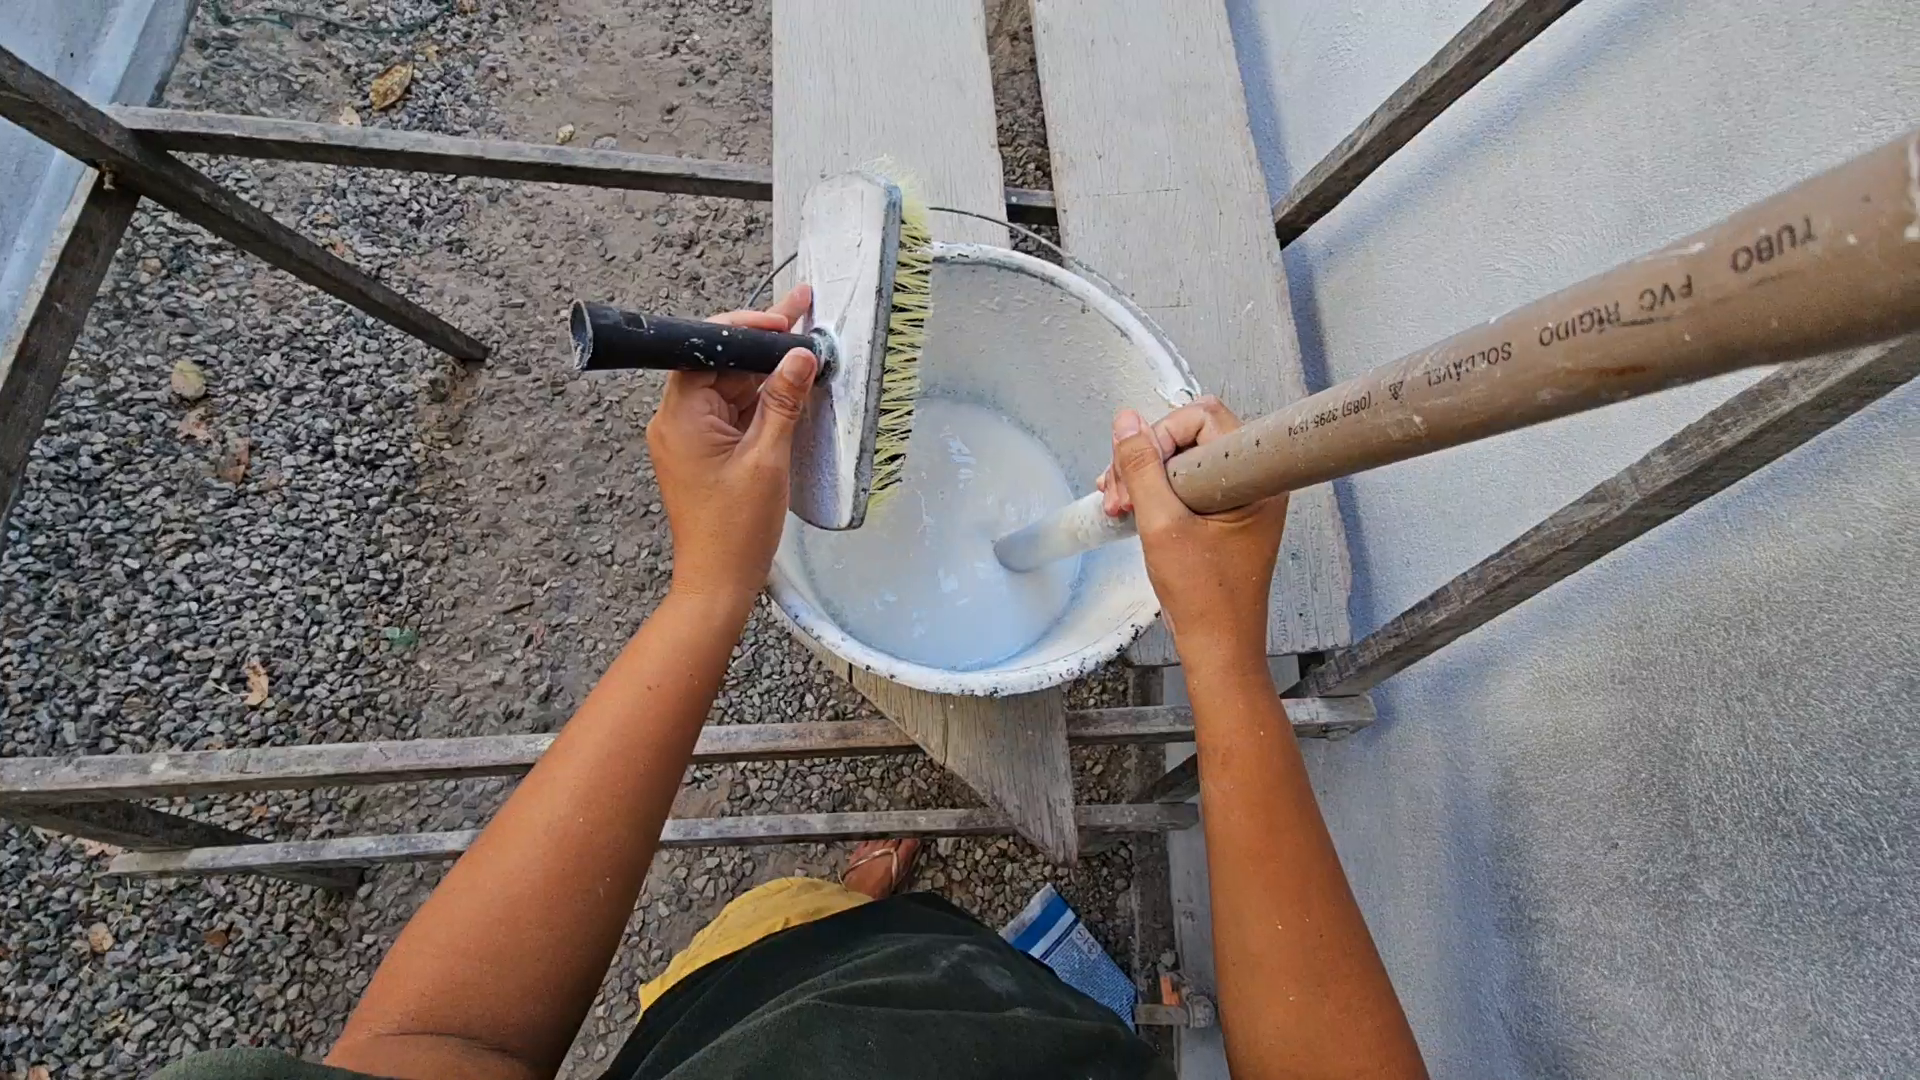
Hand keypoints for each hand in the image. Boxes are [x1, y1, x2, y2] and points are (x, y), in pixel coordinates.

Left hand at [648, 286, 816, 612]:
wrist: (719, 581)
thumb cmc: (736, 529)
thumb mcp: (768, 459)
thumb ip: (783, 402)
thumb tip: (800, 356)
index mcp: (681, 417)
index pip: (705, 349)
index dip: (745, 329)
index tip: (784, 316)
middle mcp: (677, 421)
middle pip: (719, 367)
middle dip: (762, 350)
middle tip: (804, 325)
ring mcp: (690, 437)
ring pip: (729, 390)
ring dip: (765, 378)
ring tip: (807, 358)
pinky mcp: (705, 453)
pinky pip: (733, 415)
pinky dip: (760, 405)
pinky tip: (792, 394)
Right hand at [1098, 397, 1287, 660]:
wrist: (1216, 643)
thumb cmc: (1205, 597)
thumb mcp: (1161, 525)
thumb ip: (1141, 468)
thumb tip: (1126, 423)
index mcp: (1253, 477)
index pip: (1205, 418)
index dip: (1162, 435)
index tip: (1136, 466)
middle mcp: (1251, 481)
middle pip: (1188, 436)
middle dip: (1145, 459)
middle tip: (1120, 493)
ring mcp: (1235, 497)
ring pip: (1179, 460)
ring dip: (1142, 477)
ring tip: (1119, 506)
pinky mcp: (1220, 513)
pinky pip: (1181, 484)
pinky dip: (1152, 492)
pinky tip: (1129, 509)